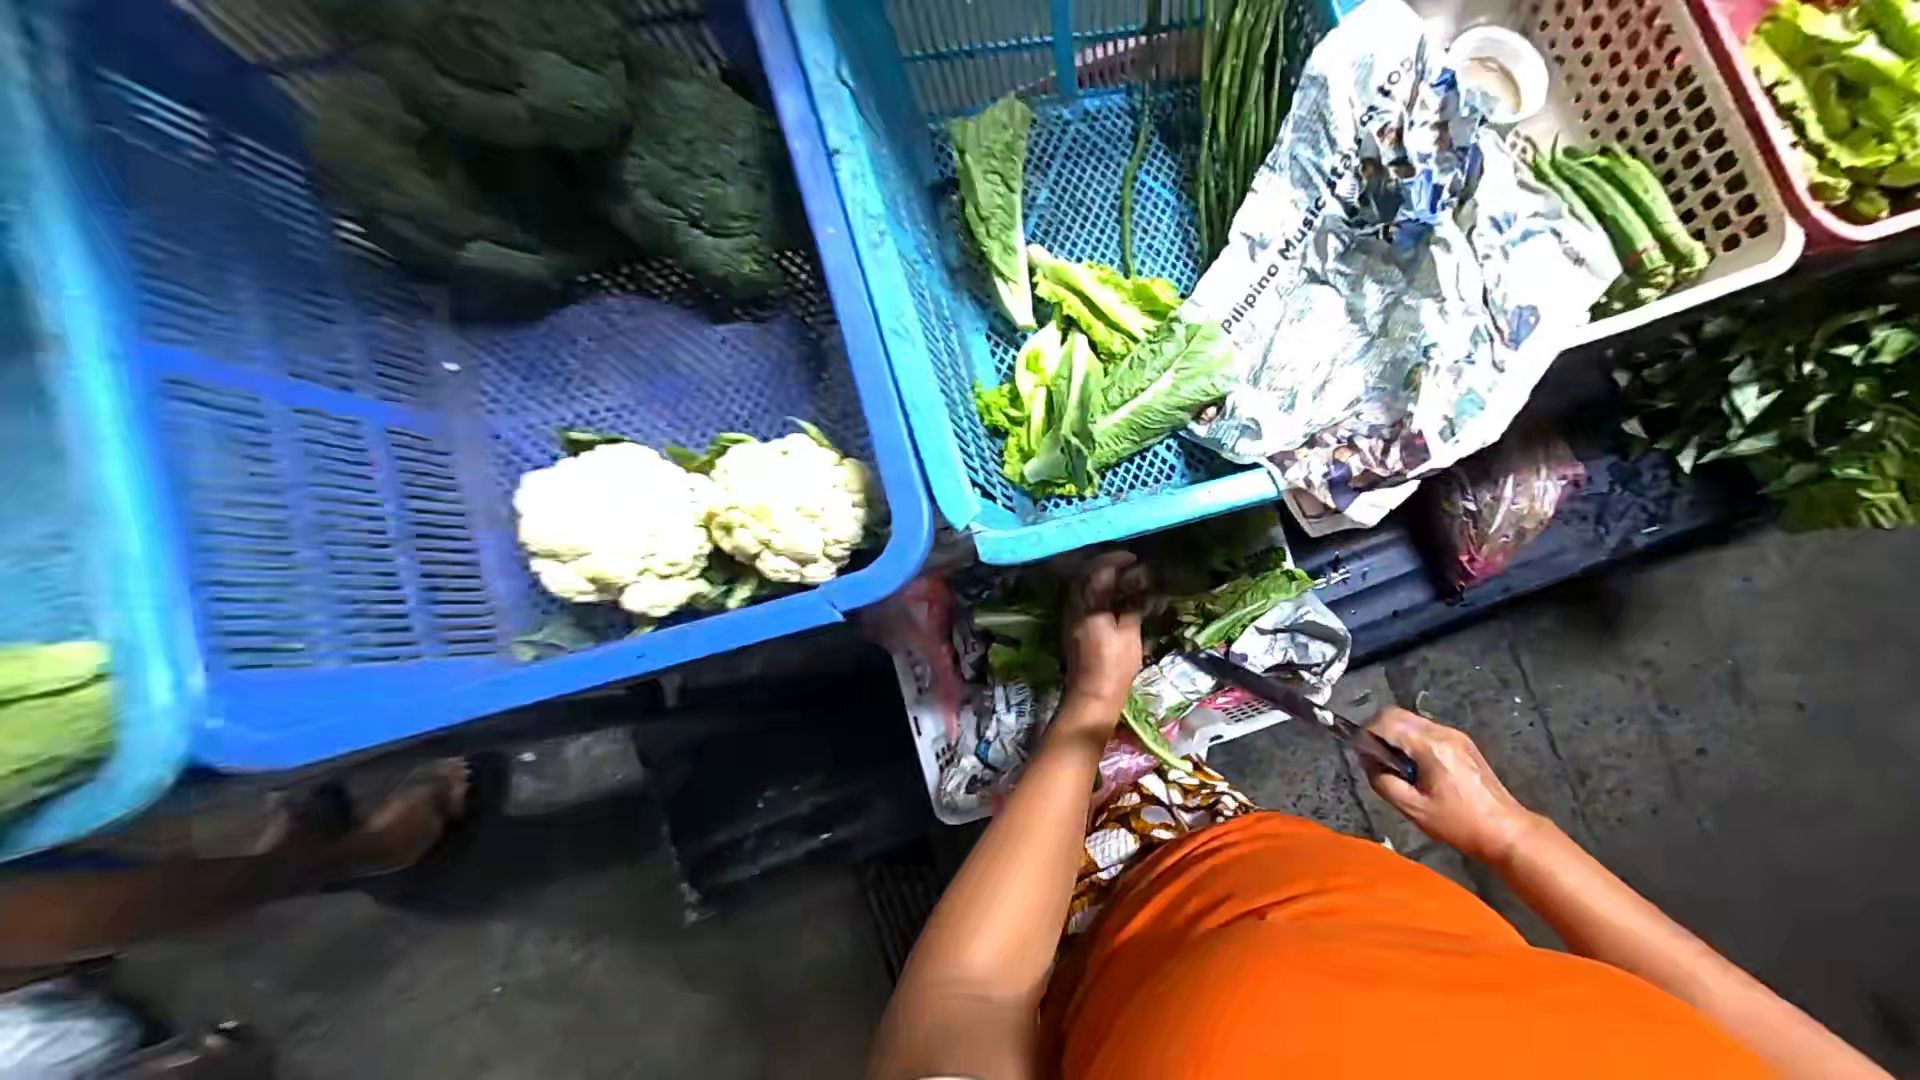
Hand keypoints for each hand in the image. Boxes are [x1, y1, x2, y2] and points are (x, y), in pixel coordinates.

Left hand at [1060, 551, 1145, 723]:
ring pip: (1080, 585)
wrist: (1091, 693)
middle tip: (1124, 562)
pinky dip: (1094, 589)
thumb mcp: (1130, 635)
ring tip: (1119, 575)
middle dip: (1103, 563)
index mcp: (1090, 607)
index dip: (1115, 560)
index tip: (1132, 558)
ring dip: (1097, 575)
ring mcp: (1070, 615)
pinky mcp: (1071, 625)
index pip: (1099, 572)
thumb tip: (1141, 593)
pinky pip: (1080, 598)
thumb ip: (1132, 609)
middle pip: (1084, 574)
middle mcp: (1075, 606)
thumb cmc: (1114, 666)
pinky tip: (1108, 594)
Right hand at [1364, 707, 1541, 864]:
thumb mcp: (1412, 808)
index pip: (1385, 721)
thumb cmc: (1460, 823)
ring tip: (1400, 766)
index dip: (1367, 735)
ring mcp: (1455, 735)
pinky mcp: (1461, 742)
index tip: (1366, 757)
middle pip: (1395, 714)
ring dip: (1395, 735)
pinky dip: (1410, 740)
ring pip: (1409, 719)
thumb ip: (1381, 780)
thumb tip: (1366, 760)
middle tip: (1379, 759)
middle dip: (1378, 732)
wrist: (1509, 833)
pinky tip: (1417, 766)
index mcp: (1431, 746)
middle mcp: (1443, 733)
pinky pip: (1424, 729)